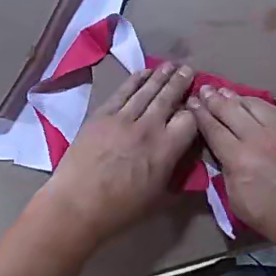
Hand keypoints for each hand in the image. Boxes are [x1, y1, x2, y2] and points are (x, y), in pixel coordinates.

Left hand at [35, 62, 199, 246]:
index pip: (189, 120)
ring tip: (171, 65)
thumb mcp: (160, 198)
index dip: (195, 110)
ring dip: (161, 76)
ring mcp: (123, 118)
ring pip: (146, 91)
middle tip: (189, 69)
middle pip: (168, 97)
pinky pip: (122, 92)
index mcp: (166, 150)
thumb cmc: (120, 210)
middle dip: (181, 82)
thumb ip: (176, 177)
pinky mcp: (102, 115)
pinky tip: (143, 73)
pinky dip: (135, 80)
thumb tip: (187, 167)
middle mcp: (148, 128)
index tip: (197, 104)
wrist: (77, 204)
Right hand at [187, 87, 275, 255]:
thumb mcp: (238, 203)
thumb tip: (220, 154)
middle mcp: (257, 139)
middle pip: (229, 111)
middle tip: (202, 90)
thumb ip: (225, 174)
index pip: (213, 129)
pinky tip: (248, 100)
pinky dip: (256, 102)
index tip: (191, 103)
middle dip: (213, 99)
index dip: (200, 115)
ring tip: (221, 90)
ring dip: (233, 97)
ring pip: (251, 104)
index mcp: (239, 160)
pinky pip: (272, 109)